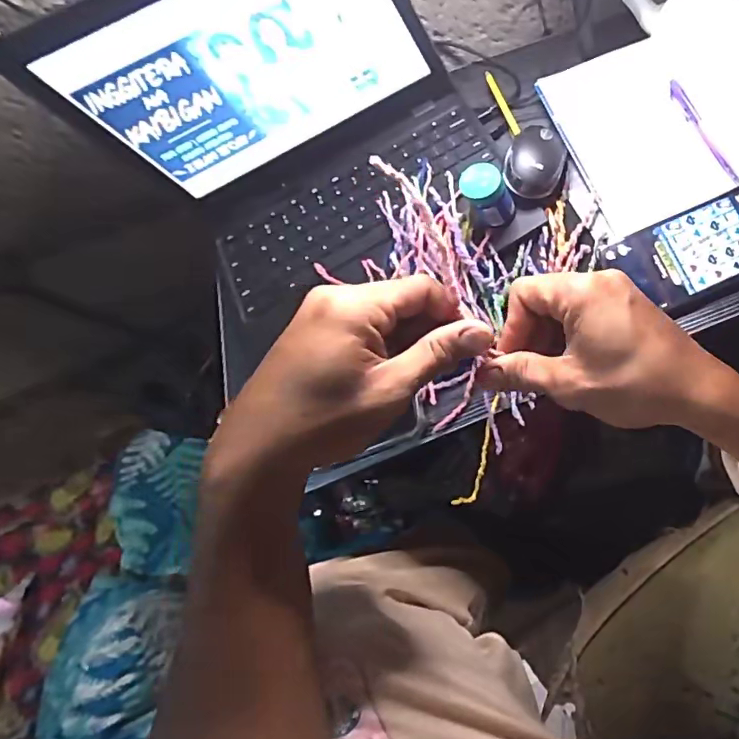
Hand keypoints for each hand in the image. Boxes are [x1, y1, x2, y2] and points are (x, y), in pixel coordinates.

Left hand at [209, 277, 493, 478]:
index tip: (471, 346)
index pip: (424, 287)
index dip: (454, 312)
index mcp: (355, 303)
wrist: (255, 451)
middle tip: (450, 364)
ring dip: (410, 336)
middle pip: (404, 297)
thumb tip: (483, 330)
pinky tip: (391, 369)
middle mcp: (337, 294)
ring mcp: (321, 309)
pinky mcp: (313, 327)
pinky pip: (363, 322)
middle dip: (432, 326)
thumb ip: (438, 353)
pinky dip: (385, 341)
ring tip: (421, 372)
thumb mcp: (391, 388)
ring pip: (385, 311)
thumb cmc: (327, 421)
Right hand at [480, 271, 738, 428]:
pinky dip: (575, 335)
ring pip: (565, 307)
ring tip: (557, 374)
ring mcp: (618, 289)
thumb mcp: (570, 383)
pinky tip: (581, 365)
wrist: (697, 389)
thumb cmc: (632, 384)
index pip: (522, 292)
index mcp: (581, 290)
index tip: (511, 363)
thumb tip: (483, 374)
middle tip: (531, 374)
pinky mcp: (630, 304)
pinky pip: (588, 311)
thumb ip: (522, 373)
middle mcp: (599, 279)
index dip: (509, 328)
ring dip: (552, 338)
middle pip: (544, 297)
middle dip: (530, 335)